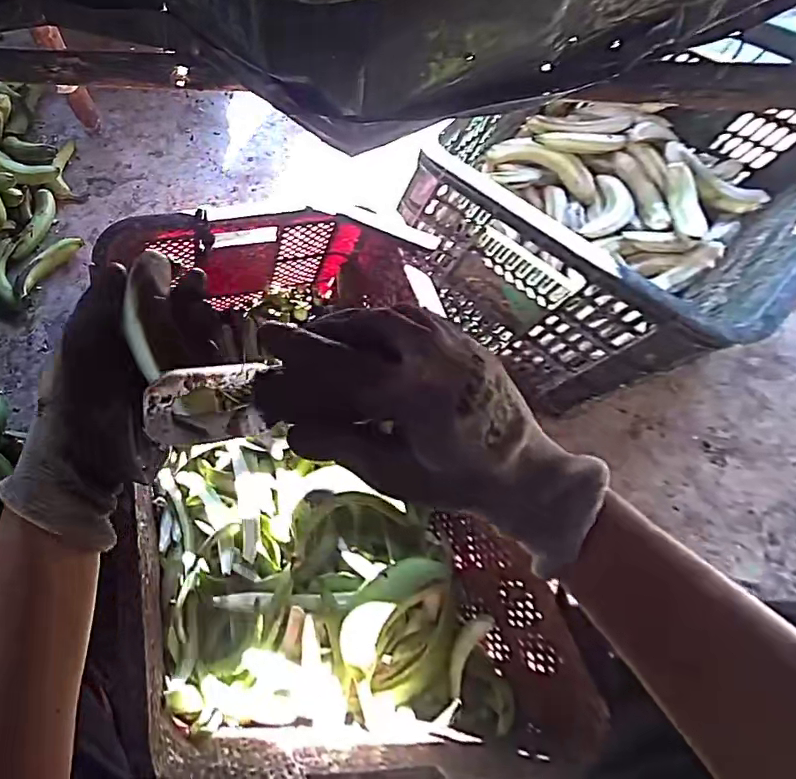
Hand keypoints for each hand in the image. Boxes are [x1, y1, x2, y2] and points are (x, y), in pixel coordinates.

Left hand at [0, 259, 220, 550]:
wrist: (86, 468)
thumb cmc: (75, 402)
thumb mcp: (78, 350)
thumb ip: (96, 308)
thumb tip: (118, 266)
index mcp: (114, 332)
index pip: (144, 296)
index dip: (163, 280)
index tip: (179, 269)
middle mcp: (141, 349)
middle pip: (175, 315)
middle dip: (190, 300)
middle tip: (200, 288)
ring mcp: (164, 375)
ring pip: (194, 341)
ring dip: (206, 325)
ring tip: (212, 317)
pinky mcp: (183, 402)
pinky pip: (207, 375)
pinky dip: (220, 359)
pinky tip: (229, 347)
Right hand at [255, 305, 608, 575]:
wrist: (527, 472)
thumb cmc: (456, 481)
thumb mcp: (395, 476)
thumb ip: (342, 447)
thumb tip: (293, 432)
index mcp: (414, 395)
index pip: (341, 365)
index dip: (299, 349)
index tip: (268, 334)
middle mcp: (432, 356)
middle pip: (360, 326)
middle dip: (321, 329)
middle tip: (296, 336)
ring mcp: (451, 340)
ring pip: (385, 314)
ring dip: (350, 322)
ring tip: (327, 334)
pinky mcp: (463, 336)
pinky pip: (410, 315)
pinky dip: (380, 320)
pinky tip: (368, 334)